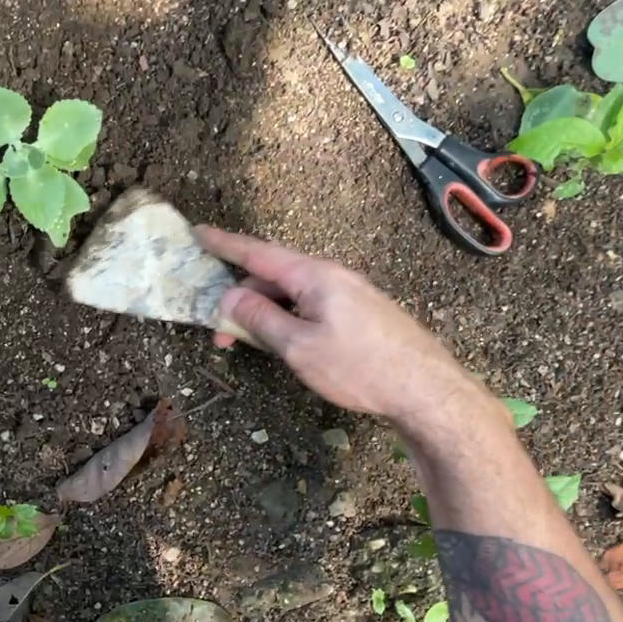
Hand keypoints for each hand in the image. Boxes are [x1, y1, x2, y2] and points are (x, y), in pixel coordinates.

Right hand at [195, 226, 492, 422]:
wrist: (424, 388)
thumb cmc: (359, 368)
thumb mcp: (298, 346)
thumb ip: (260, 319)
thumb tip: (230, 298)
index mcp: (315, 277)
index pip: (259, 253)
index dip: (225, 244)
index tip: (198, 233)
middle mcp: (331, 277)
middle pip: (273, 276)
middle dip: (239, 299)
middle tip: (218, 333)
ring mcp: (347, 294)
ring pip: (290, 294)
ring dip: (262, 313)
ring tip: (246, 343)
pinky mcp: (356, 313)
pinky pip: (308, 305)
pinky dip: (284, 317)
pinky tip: (280, 341)